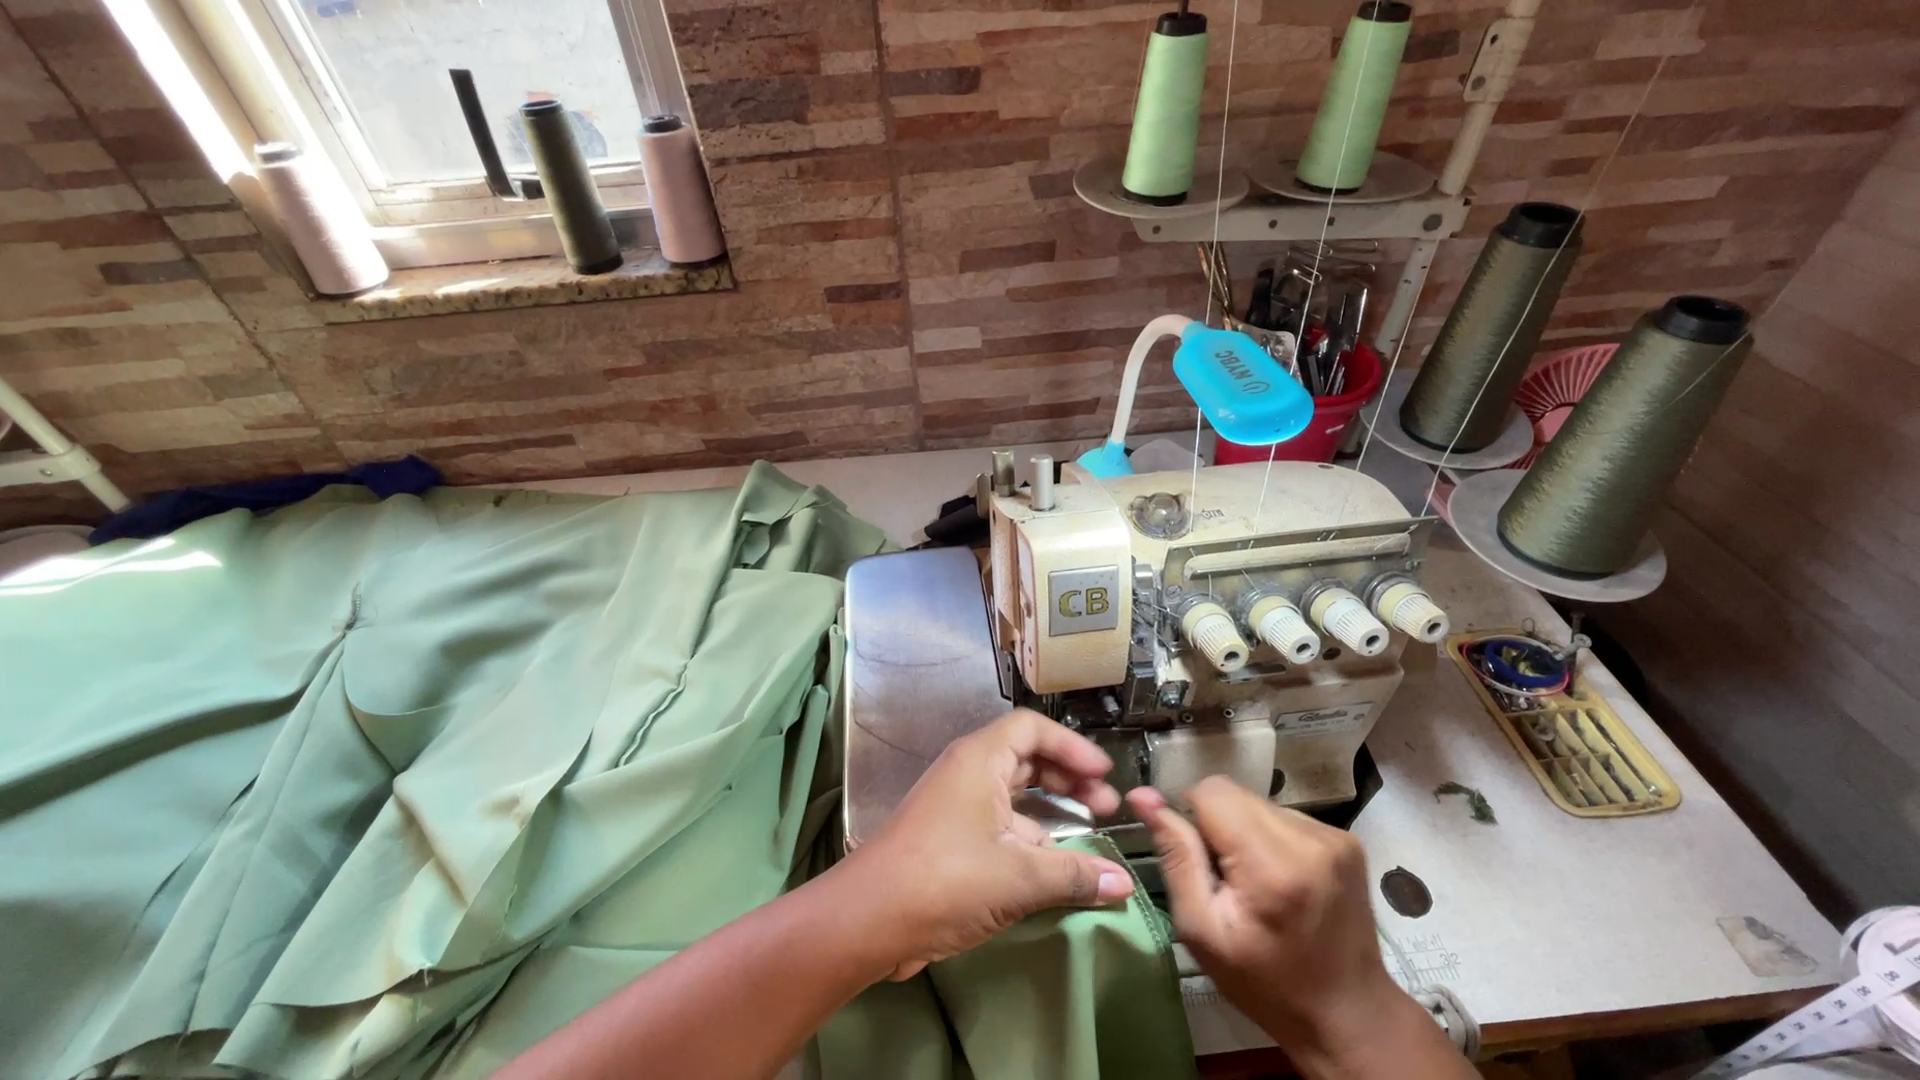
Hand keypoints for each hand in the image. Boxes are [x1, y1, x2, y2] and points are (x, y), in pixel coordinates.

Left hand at [839, 709, 1135, 979]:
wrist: (868, 920)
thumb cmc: (945, 880)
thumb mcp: (1018, 877)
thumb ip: (1074, 875)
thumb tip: (1123, 884)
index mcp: (979, 760)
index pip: (1032, 728)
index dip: (1072, 746)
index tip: (1104, 774)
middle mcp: (967, 774)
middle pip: (1027, 759)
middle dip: (1069, 779)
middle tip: (1106, 806)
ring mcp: (957, 808)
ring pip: (1015, 797)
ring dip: (1053, 812)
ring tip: (1090, 835)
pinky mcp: (952, 842)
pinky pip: (1002, 828)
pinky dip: (1032, 840)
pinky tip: (1057, 870)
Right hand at [1128, 779, 1414, 1065]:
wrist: (1347, 1014)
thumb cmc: (1264, 982)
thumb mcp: (1201, 929)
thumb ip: (1175, 856)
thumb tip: (1143, 797)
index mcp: (1271, 863)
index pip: (1211, 791)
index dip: (1191, 817)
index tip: (1196, 859)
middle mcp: (1308, 838)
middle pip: (1235, 793)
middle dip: (1217, 824)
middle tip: (1223, 877)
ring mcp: (1334, 836)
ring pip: (1258, 802)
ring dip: (1243, 830)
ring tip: (1253, 882)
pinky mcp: (1347, 839)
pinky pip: (1285, 816)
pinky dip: (1270, 838)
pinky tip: (1279, 879)